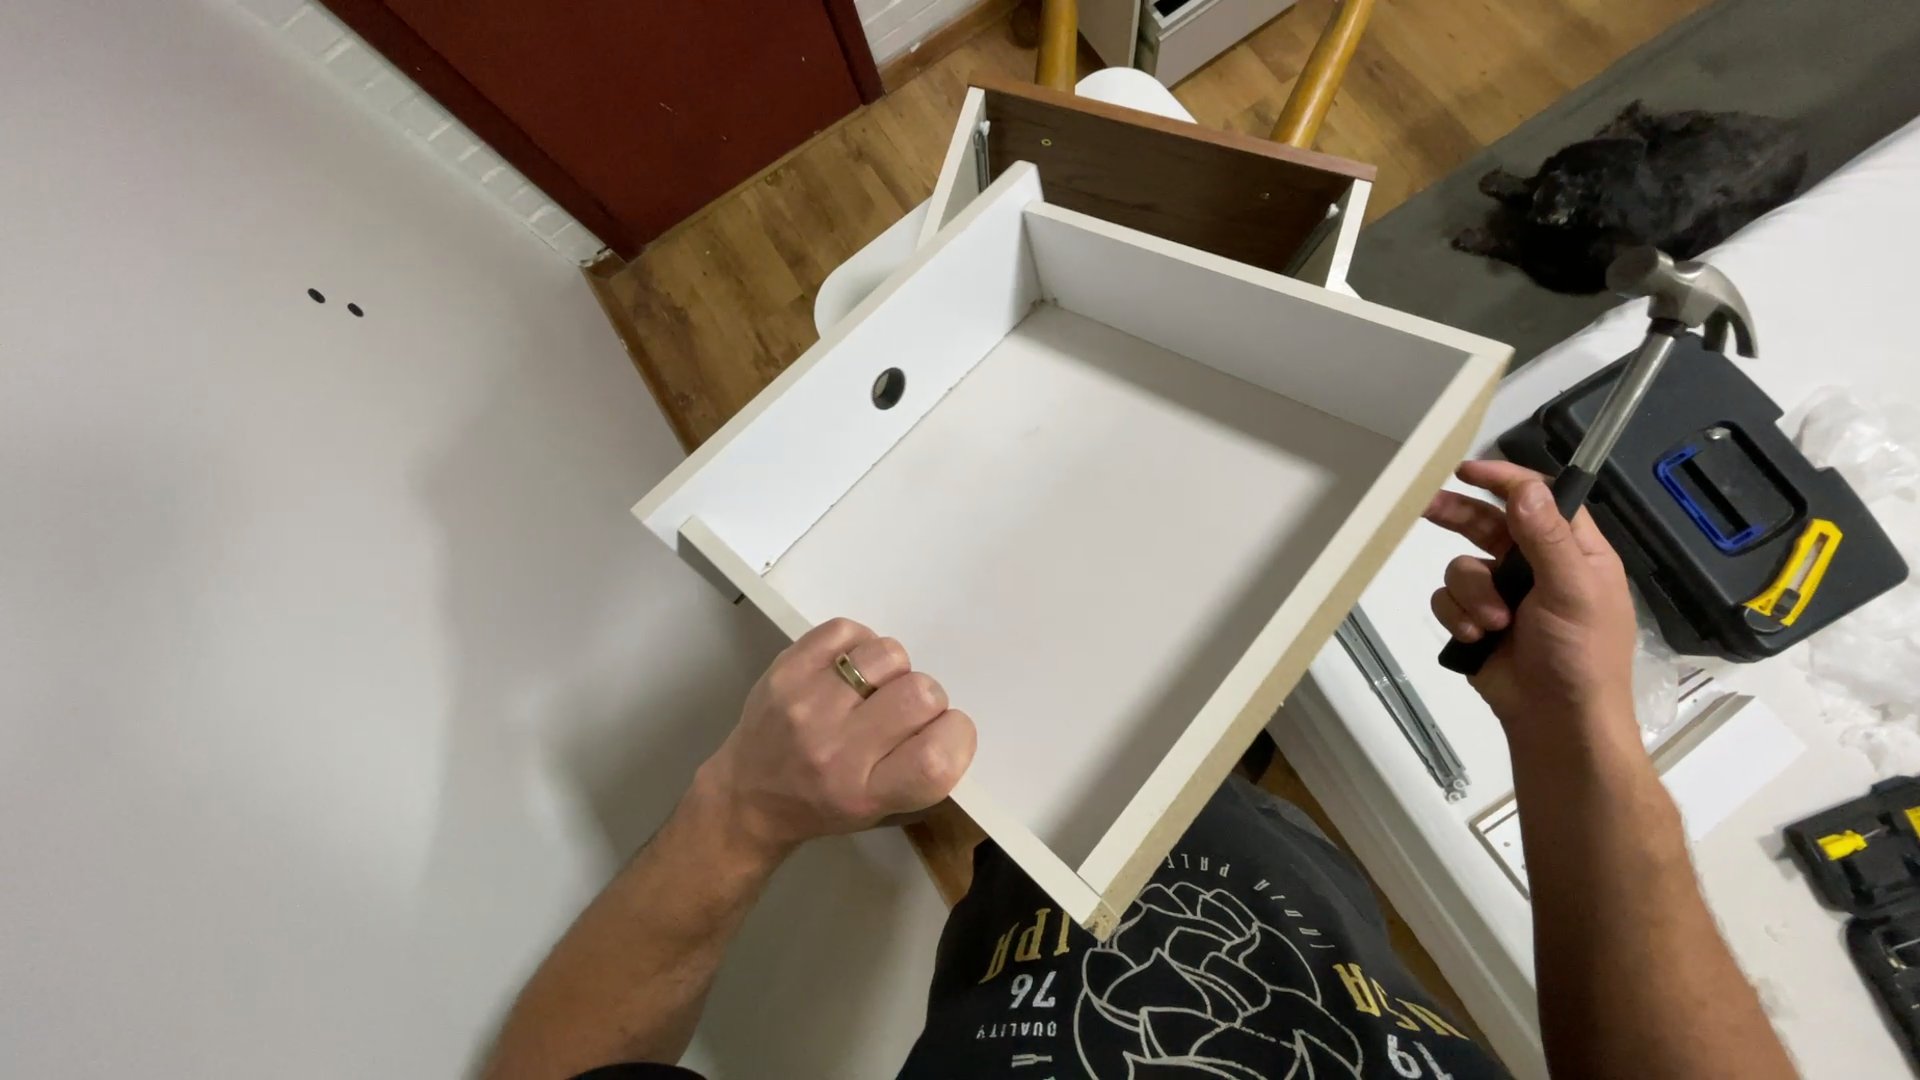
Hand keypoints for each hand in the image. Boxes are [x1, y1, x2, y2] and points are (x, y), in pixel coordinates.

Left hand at [694, 618, 975, 859]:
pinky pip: (847, 630)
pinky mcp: (786, 670)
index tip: (942, 733)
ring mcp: (806, 706)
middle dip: (925, 698)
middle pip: (922, 695)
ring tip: (872, 688)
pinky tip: (849, 668)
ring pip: (889, 655)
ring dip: (892, 669)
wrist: (748, 797)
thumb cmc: (824, 805)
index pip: (939, 756)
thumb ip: (924, 770)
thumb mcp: (880, 811)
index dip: (956, 735)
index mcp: (866, 795)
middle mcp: (835, 751)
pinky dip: (858, 643)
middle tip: (901, 712)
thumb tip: (951, 716)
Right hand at [1422, 461, 1638, 747]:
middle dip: (1457, 518)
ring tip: (1492, 624)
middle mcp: (1535, 566)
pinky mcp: (1474, 618)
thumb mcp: (1573, 592)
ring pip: (1460, 567)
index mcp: (1572, 552)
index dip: (1506, 480)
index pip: (1538, 500)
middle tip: (1424, 505)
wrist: (1554, 718)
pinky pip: (1447, 600)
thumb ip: (1547, 539)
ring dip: (1471, 595)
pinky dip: (1457, 617)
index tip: (1469, 470)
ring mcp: (1502, 593)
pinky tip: (1476, 637)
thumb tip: (1524, 490)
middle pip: (1486, 524)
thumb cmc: (1581, 655)